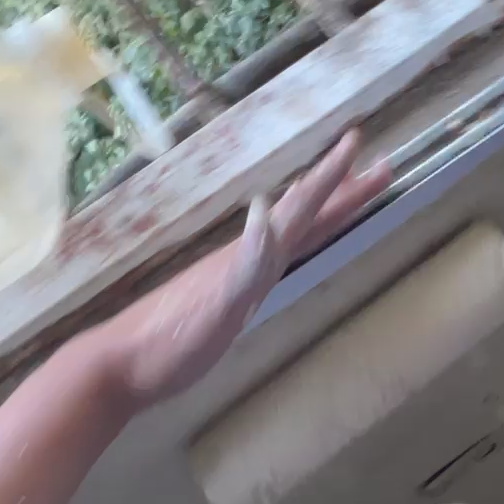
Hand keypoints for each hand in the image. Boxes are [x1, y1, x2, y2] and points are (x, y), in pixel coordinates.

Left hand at [97, 130, 390, 406]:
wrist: (120, 365)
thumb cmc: (167, 344)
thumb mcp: (212, 308)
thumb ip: (243, 264)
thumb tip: (266, 208)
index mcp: (252, 256)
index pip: (300, 207)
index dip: (330, 175)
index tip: (356, 138)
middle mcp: (250, 256)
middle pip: (306, 214)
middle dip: (345, 189)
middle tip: (383, 166)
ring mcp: (240, 272)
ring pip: (294, 230)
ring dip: (325, 208)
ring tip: (350, 192)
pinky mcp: (231, 292)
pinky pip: (276, 253)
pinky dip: (294, 236)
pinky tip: (290, 237)